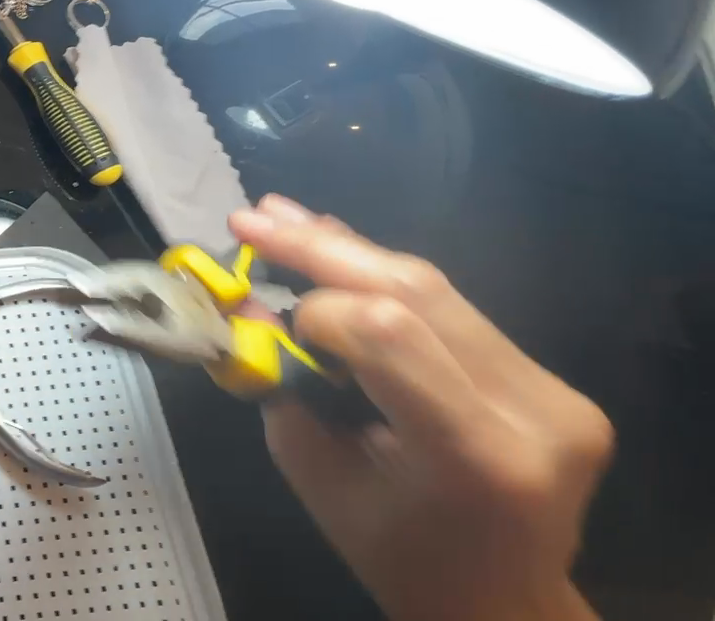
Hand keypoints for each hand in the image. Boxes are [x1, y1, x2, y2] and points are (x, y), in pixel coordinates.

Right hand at [231, 195, 611, 620]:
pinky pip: (448, 305)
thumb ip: (280, 380)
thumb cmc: (390, 546)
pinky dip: (377, 273)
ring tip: (277, 214)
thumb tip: (246, 302)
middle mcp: (533, 412)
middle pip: (414, 292)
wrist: (498, 597)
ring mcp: (552, 390)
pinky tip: (330, 243)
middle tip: (249, 219)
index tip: (265, 321)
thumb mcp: (311, 466)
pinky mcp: (546, 377)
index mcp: (474, 452)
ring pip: (431, 286)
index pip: (388, 332)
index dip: (313, 310)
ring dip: (345, 246)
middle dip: (319, 246)